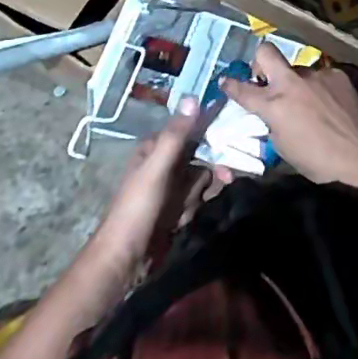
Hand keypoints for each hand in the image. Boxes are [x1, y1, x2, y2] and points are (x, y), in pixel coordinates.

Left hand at [59, 99, 210, 329]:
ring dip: (198, 195)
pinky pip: (195, 200)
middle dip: (211, 170)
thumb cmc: (137, 210)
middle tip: (227, 179)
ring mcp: (168, 188)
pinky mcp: (173, 209)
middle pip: (200, 156)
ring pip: (200, 180)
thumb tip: (193, 97)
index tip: (234, 139)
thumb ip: (176, 135)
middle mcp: (162, 164)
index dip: (212, 132)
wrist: (123, 261)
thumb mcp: (157, 169)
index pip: (189, 129)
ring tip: (184, 211)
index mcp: (154, 149)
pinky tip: (181, 222)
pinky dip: (192, 210)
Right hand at [222, 44, 357, 187]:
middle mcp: (291, 83)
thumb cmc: (319, 160)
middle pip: (266, 51)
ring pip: (297, 69)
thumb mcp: (284, 149)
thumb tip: (272, 114)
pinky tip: (330, 103)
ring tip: (310, 102)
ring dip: (297, 83)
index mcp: (274, 105)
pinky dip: (319, 88)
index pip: (242, 90)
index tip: (224, 81)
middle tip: (266, 77)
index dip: (229, 85)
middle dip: (260, 61)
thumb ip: (273, 125)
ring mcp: (315, 75)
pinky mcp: (336, 73)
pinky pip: (320, 76)